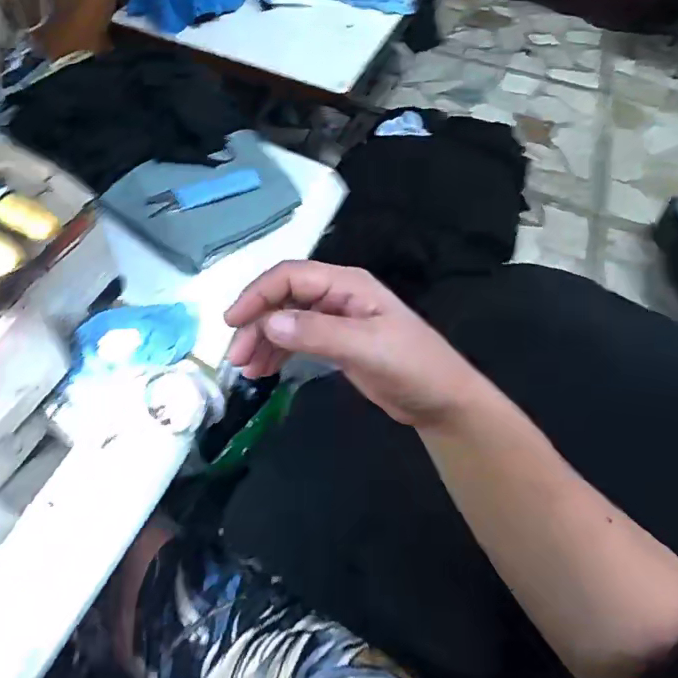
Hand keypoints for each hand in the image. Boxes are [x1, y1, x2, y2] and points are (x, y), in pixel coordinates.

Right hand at [224, 262, 489, 427]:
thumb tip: (269, 322)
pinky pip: (296, 339)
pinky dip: (277, 352)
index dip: (258, 294)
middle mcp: (337, 295)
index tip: (232, 321)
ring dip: (262, 340)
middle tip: (236, 358)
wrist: (444, 401)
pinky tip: (263, 371)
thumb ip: (318, 333)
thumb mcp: (367, 348)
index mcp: (347, 284)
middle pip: (283, 297)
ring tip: (246, 370)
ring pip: (285, 320)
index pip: (291, 276)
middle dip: (256, 323)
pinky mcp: (335, 343)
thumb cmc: (413, 367)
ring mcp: (335, 319)